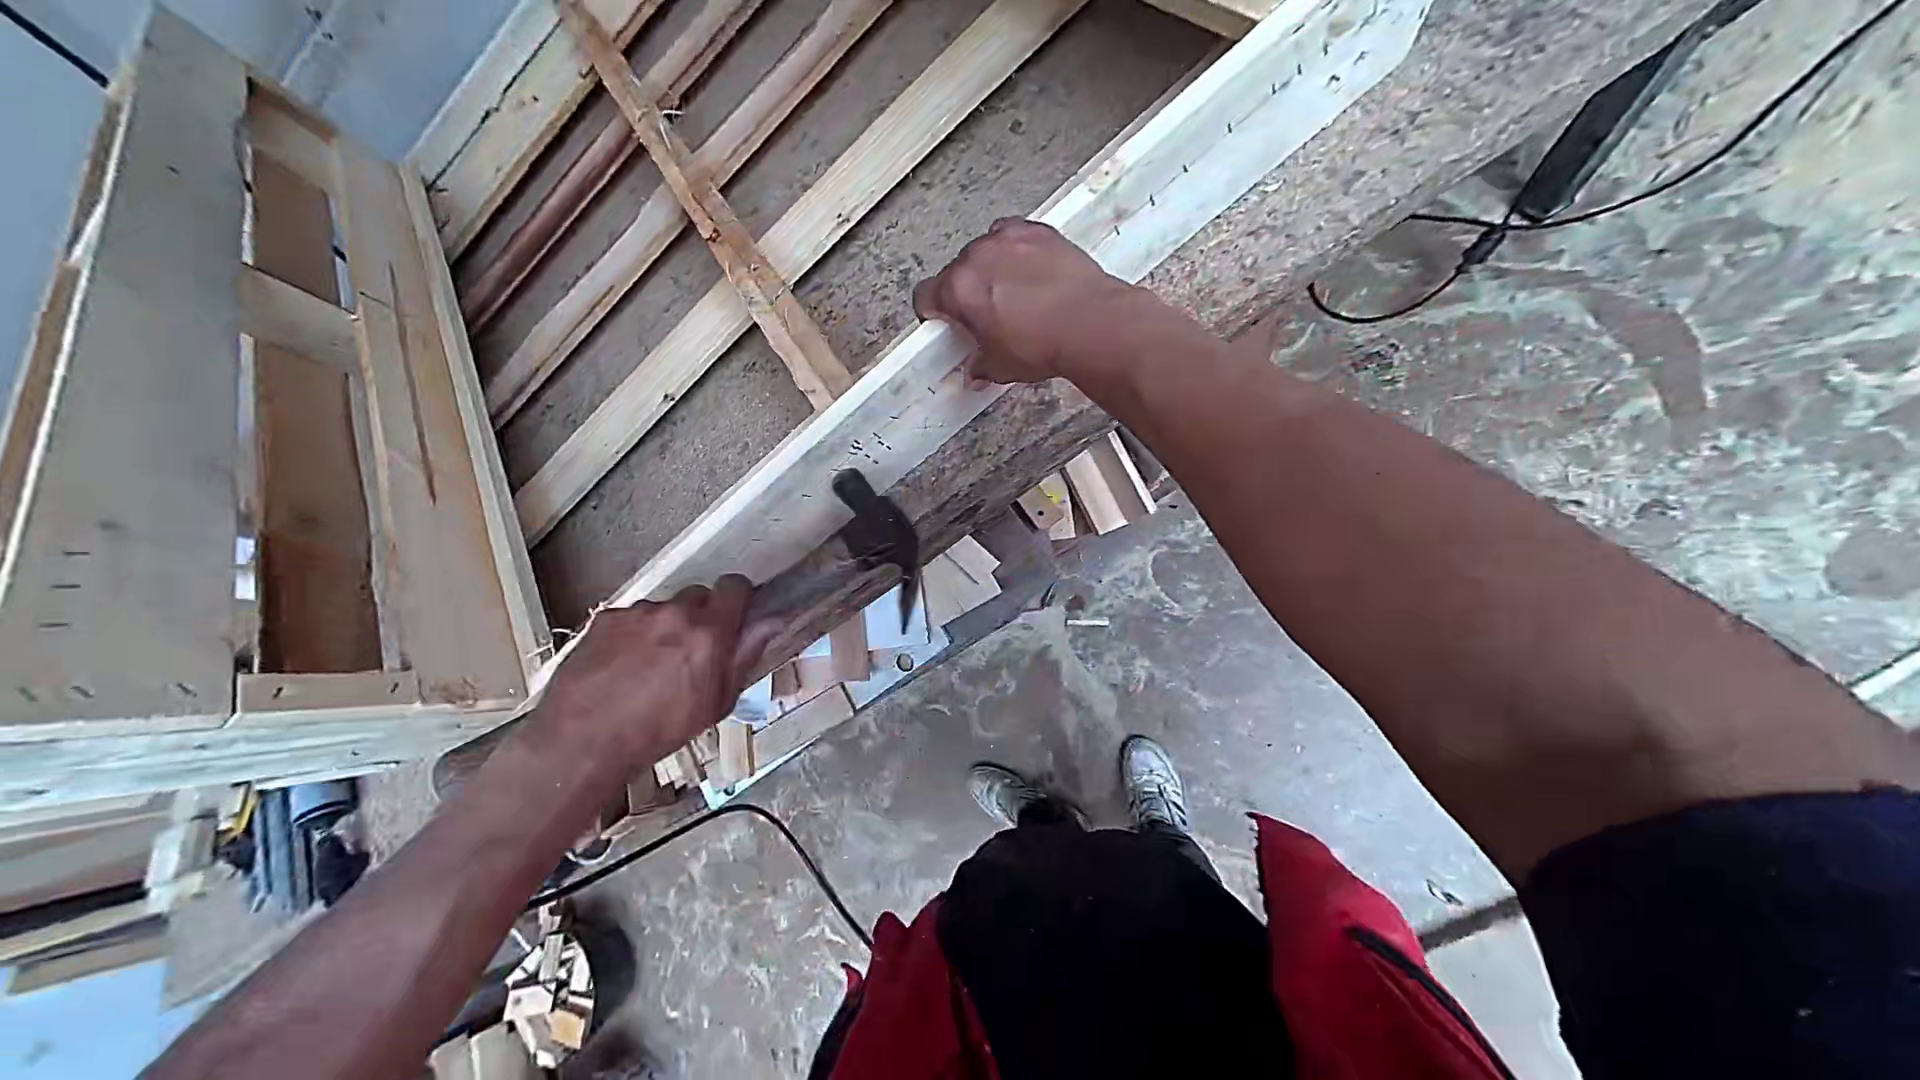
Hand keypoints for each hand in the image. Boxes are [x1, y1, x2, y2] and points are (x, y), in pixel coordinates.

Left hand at [535, 576, 776, 778]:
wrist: (584, 740)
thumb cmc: (655, 730)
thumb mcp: (717, 702)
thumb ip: (745, 655)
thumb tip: (767, 625)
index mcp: (709, 632)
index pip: (735, 586)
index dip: (738, 597)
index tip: (735, 612)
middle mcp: (674, 614)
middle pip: (699, 595)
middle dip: (702, 616)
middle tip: (694, 649)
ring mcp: (637, 614)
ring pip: (664, 609)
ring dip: (666, 628)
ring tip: (653, 666)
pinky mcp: (606, 619)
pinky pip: (631, 618)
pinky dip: (634, 635)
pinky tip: (626, 667)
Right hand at [912, 218, 1155, 383]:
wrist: (1090, 324)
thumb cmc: (1044, 342)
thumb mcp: (1000, 366)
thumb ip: (980, 365)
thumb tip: (977, 370)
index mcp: (959, 289)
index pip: (925, 294)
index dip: (931, 310)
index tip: (941, 317)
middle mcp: (978, 256)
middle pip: (956, 270)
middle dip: (966, 291)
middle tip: (983, 315)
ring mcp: (1008, 239)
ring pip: (986, 251)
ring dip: (991, 269)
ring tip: (1012, 294)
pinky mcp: (1038, 232)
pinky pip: (1015, 237)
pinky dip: (1018, 253)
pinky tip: (1032, 275)